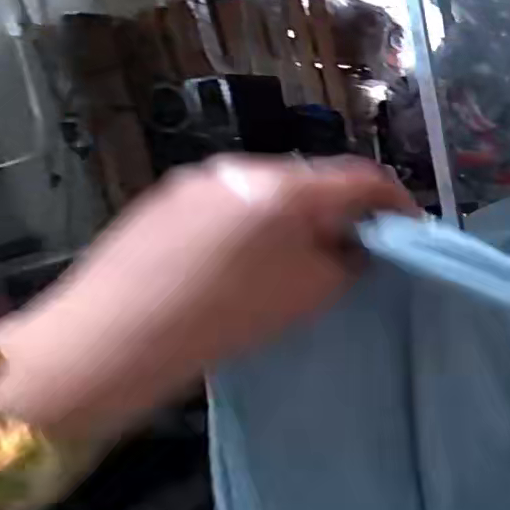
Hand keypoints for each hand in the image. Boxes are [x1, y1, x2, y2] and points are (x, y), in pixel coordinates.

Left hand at [0, 155, 417, 443]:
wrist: (101, 344)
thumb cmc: (219, 321)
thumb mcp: (305, 295)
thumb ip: (346, 260)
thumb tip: (355, 243)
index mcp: (285, 186)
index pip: (361, 177)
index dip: (395, 200)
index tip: (408, 228)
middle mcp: (244, 165)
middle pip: (314, 178)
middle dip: (341, 208)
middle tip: (353, 247)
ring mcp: (201, 177)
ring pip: (271, 188)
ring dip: (296, 214)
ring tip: (297, 254)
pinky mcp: (169, 196)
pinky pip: (233, 199)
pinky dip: (255, 220)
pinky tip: (241, 258)